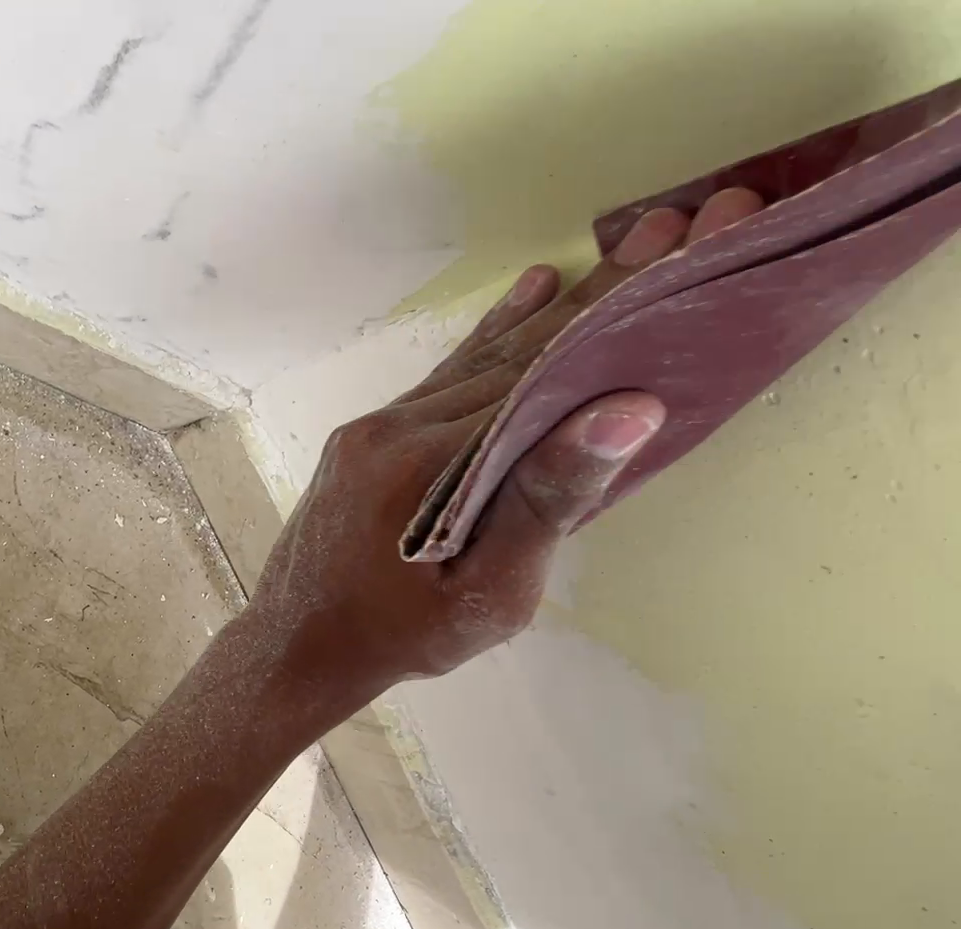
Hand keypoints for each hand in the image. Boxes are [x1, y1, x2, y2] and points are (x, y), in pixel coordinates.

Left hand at [249, 189, 764, 698]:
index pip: (541, 376)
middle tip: (686, 222)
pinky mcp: (362, 439)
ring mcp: (371, 429)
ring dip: (550, 313)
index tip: (695, 244)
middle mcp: (392, 428)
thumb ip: (545, 503)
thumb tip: (625, 411)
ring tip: (623, 250)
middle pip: (512, 358)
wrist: (296, 642)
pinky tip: (526, 296)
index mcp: (426, 462)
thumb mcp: (486, 594)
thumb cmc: (397, 635)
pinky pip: (437, 382)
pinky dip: (486, 342)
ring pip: (474, 364)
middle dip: (602, 297)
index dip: (621, 316)